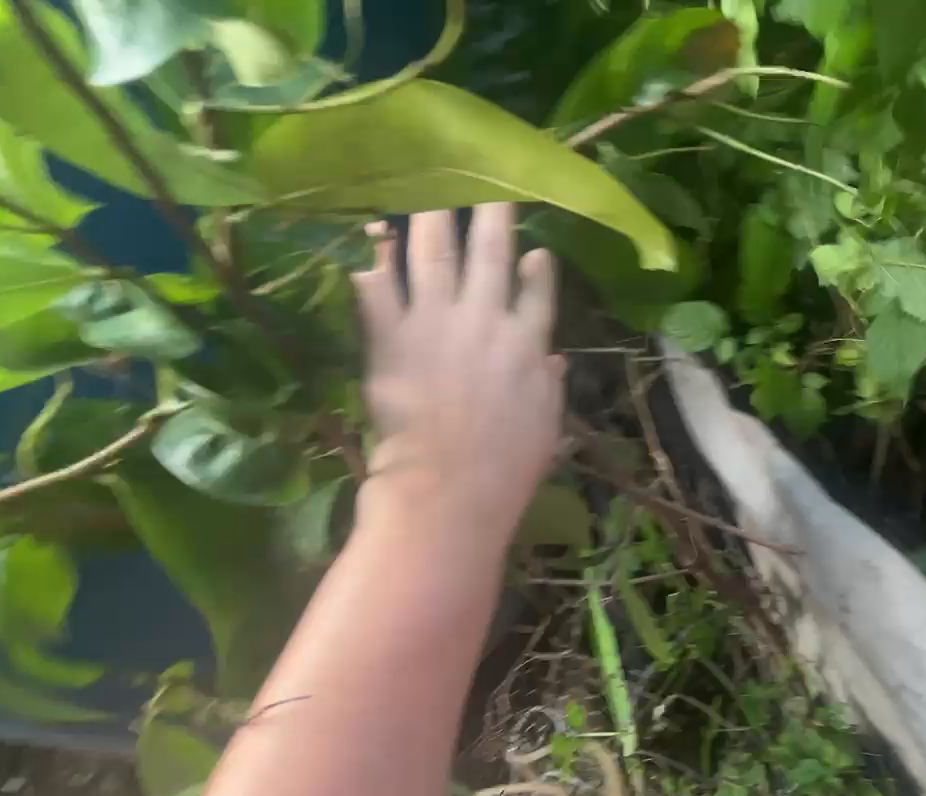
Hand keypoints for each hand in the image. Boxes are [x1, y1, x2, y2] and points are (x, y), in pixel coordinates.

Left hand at [351, 203, 566, 533]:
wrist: (451, 482)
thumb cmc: (510, 463)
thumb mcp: (547, 424)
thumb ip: (550, 383)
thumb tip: (554, 357)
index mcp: (528, 344)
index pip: (536, 292)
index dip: (537, 268)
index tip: (537, 249)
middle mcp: (485, 320)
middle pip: (489, 254)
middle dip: (491, 215)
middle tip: (490, 183)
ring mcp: (435, 323)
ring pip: (433, 255)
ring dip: (431, 216)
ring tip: (429, 184)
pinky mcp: (390, 336)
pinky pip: (378, 288)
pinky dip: (374, 260)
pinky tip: (371, 236)